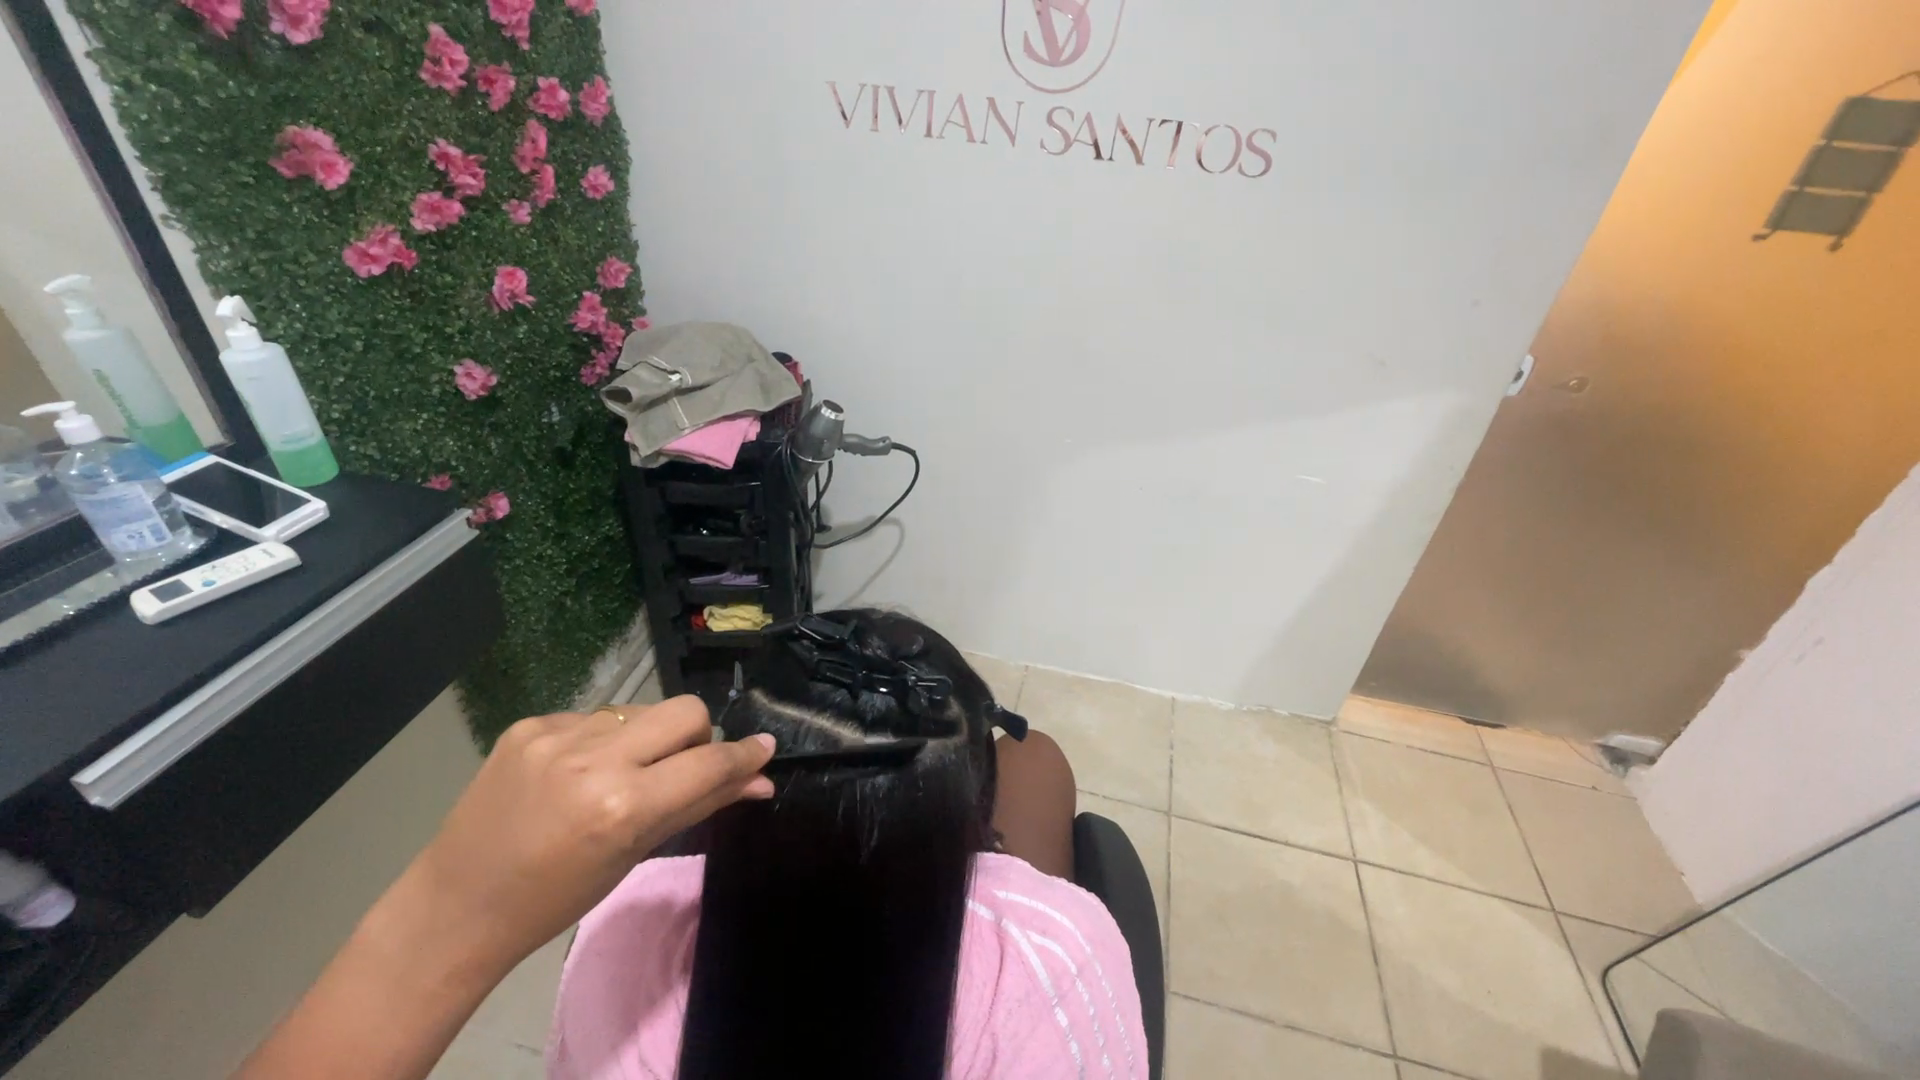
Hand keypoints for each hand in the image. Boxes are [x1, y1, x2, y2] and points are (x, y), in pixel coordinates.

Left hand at [234, 698, 772, 1079]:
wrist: (457, 904)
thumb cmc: (555, 897)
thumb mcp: (635, 855)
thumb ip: (702, 806)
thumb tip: (760, 780)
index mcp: (622, 806)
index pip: (709, 762)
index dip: (745, 755)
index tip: (765, 748)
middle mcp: (593, 758)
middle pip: (685, 710)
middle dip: (699, 736)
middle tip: (681, 769)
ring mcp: (555, 735)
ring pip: (640, 711)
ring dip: (649, 738)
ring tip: (621, 776)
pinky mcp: (528, 724)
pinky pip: (594, 717)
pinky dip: (603, 741)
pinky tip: (578, 773)